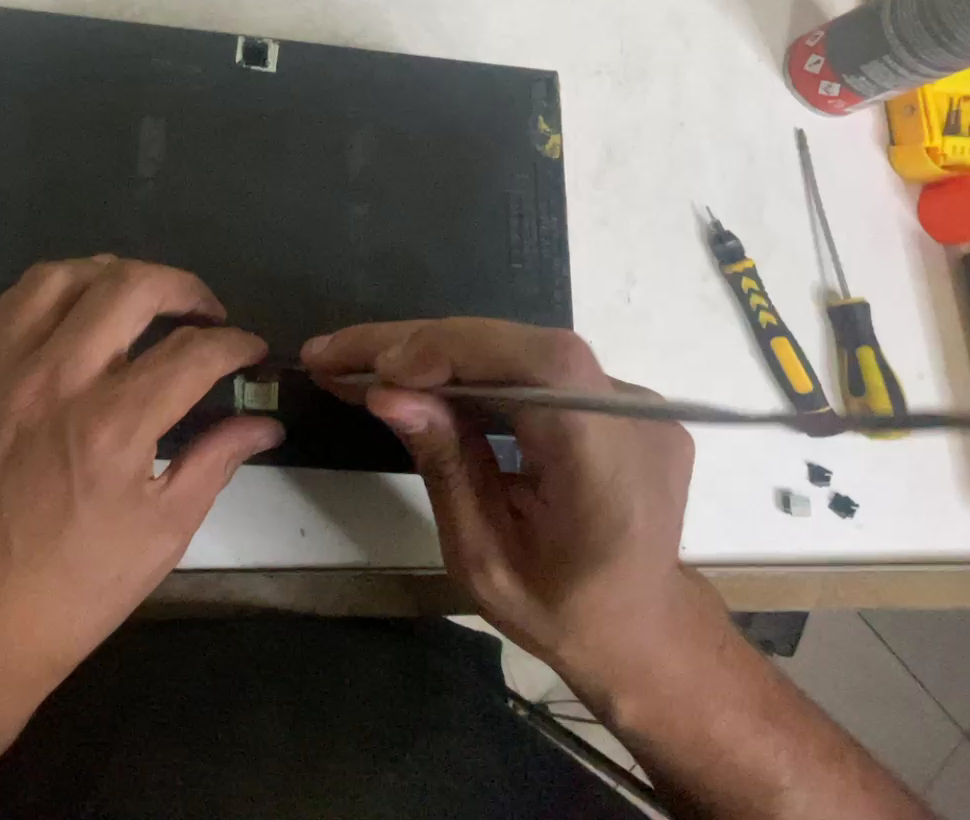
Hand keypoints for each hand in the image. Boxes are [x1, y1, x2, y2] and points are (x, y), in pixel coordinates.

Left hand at [0, 256, 282, 702]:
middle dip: (185, 288)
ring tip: (142, 299)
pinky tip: (77, 313)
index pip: (193, 352)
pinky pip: (10, 305)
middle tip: (205, 313)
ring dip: (115, 275)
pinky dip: (54, 292)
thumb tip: (265, 421)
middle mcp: (54, 383)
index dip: (235, 344)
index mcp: (113, 428)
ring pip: (62, 278)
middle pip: (129, 288)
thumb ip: (216, 459)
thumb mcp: (163, 533)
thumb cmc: (76, 590)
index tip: (250, 350)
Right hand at [301, 319, 701, 677]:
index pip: (544, 369)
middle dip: (415, 345)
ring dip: (424, 350)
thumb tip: (386, 395)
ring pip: (511, 347)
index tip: (383, 371)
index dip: (460, 351)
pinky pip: (519, 364)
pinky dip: (454, 364)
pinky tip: (402, 373)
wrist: (639, 625)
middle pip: (517, 346)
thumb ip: (444, 468)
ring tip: (348, 361)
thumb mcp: (482, 559)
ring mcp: (623, 401)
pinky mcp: (602, 396)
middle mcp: (630, 418)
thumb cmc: (560, 611)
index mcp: (610, 472)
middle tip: (330, 354)